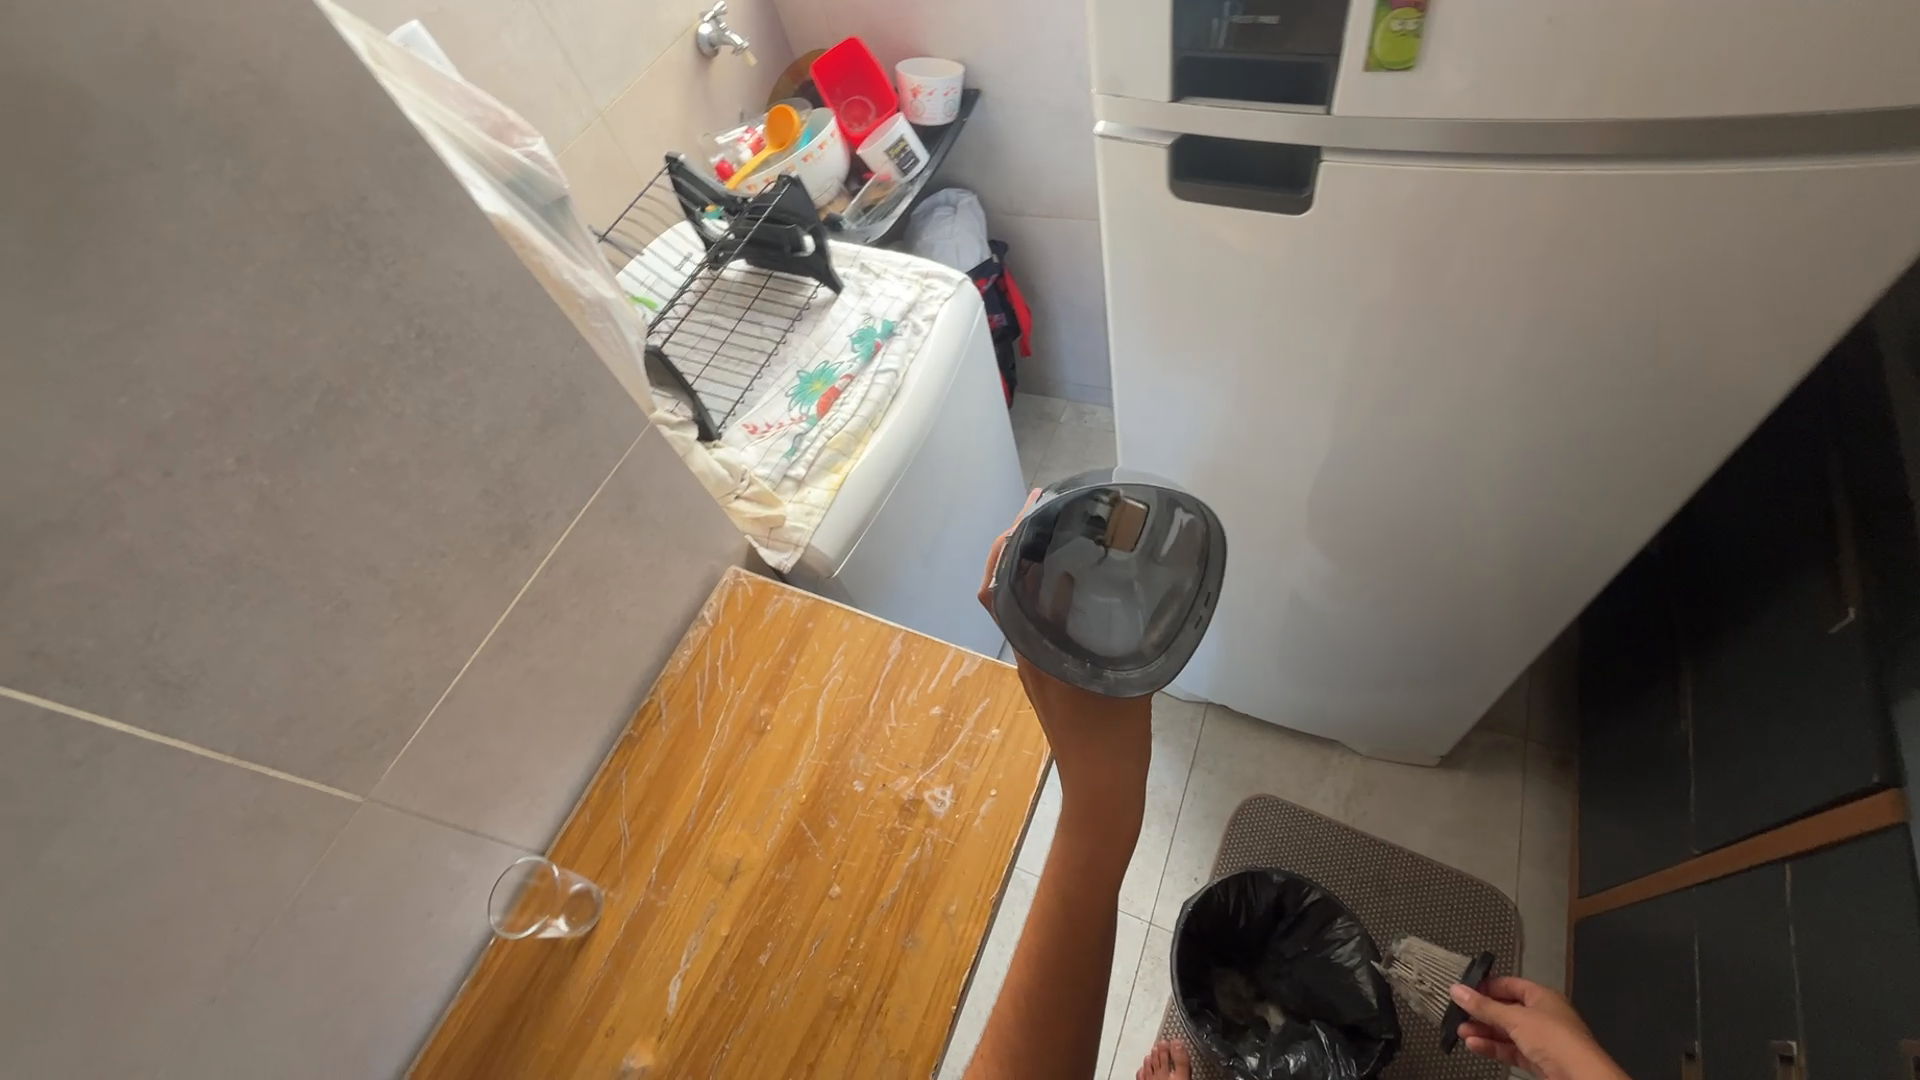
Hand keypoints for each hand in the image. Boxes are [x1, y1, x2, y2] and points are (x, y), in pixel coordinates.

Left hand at [977, 496, 1152, 819]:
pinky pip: (1039, 618)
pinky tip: (1077, 579)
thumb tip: (1117, 589)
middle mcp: (1025, 650)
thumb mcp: (1120, 683)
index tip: (1032, 507)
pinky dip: (1049, 591)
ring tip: (1059, 530)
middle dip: (1018, 543)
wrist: (1101, 791)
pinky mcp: (1049, 672)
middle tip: (1047, 506)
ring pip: (1020, 601)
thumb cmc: (1111, 743)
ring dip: (1031, 564)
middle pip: (1005, 586)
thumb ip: (1118, 637)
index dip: (1009, 543)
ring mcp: (1035, 661)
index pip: (1000, 585)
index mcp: (1033, 649)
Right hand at [1450, 977, 1630, 1079]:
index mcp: (1543, 998)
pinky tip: (1475, 1046)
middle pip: (1505, 1010)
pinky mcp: (1541, 1062)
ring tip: (1461, 1032)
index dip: (1486, 987)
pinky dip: (1494, 1048)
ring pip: (1507, 1032)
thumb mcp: (1514, 1018)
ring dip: (1484, 1032)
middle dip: (1481, 1013)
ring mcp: (1543, 1041)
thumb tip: (1456, 989)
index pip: (1508, 985)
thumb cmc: (1555, 1040)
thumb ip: (1483, 1006)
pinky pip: (1513, 1050)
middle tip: (1458, 1013)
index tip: (1464, 990)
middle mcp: (1544, 1017)